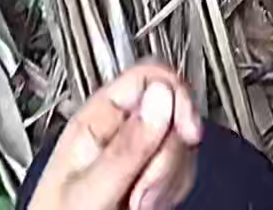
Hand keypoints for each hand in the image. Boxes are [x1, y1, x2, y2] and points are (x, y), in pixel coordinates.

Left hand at [26, 62, 202, 209]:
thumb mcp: (85, 193)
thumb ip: (124, 147)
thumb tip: (160, 95)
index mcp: (95, 119)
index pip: (146, 76)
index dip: (173, 95)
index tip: (187, 127)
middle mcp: (119, 131)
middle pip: (170, 110)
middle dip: (169, 152)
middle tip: (146, 187)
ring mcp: (136, 156)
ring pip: (179, 140)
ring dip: (171, 176)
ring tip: (141, 203)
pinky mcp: (150, 180)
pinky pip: (182, 168)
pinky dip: (174, 189)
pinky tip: (151, 205)